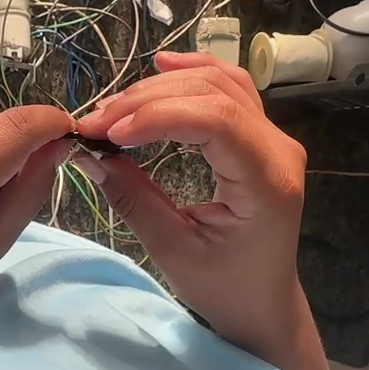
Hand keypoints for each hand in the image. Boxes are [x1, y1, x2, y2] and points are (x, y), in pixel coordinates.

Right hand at [73, 52, 334, 369]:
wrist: (263, 304)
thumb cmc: (224, 288)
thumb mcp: (172, 249)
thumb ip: (132, 197)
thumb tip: (89, 154)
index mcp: (267, 181)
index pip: (215, 120)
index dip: (157, 116)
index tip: (107, 132)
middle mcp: (279, 149)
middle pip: (214, 93)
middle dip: (148, 100)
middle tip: (96, 122)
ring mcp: (274, 139)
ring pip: (220, 83)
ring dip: (162, 87)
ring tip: (115, 107)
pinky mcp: (261, 138)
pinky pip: (230, 90)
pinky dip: (194, 73)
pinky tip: (163, 65)